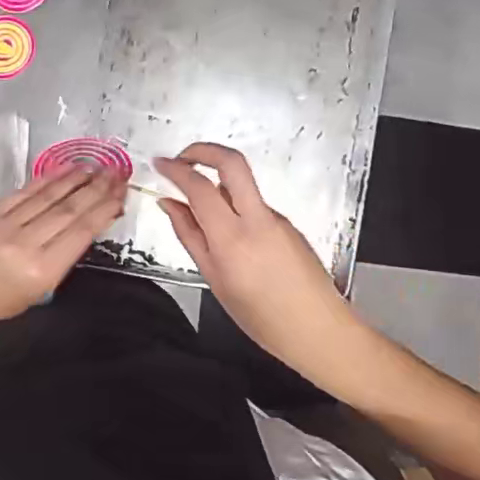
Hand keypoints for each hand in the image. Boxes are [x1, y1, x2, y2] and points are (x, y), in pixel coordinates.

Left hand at [0, 165, 125, 320]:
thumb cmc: (17, 295)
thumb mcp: (51, 281)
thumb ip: (73, 247)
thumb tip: (100, 213)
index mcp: (43, 269)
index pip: (81, 231)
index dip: (104, 208)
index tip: (121, 193)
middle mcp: (24, 245)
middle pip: (68, 210)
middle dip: (96, 189)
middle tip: (115, 173)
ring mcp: (6, 226)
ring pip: (48, 197)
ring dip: (76, 179)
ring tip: (96, 167)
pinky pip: (25, 191)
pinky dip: (48, 178)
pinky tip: (67, 168)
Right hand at [153, 144, 348, 367]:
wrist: (318, 329)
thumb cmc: (263, 316)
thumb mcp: (214, 278)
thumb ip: (189, 235)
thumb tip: (169, 204)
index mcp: (233, 239)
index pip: (199, 187)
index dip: (175, 169)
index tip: (160, 164)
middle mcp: (258, 220)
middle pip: (232, 163)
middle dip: (202, 150)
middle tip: (181, 158)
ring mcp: (277, 219)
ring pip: (242, 186)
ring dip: (216, 185)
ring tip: (198, 213)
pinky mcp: (287, 225)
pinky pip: (253, 205)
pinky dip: (233, 207)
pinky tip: (226, 236)